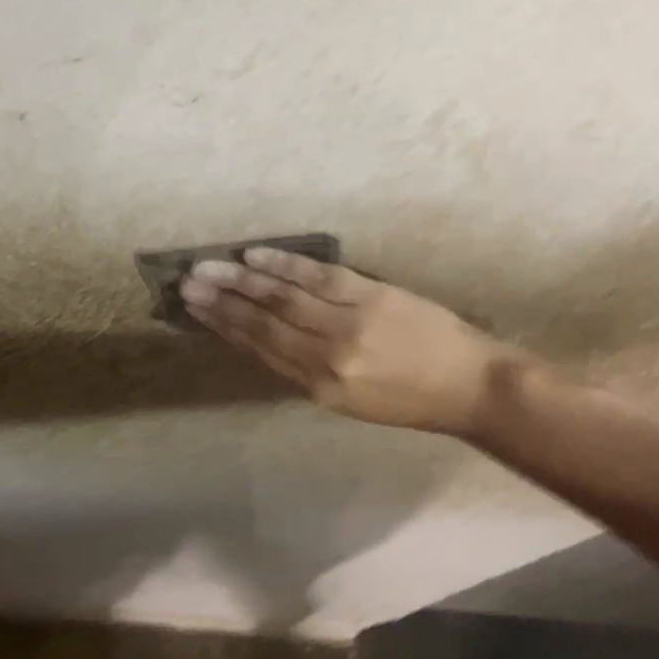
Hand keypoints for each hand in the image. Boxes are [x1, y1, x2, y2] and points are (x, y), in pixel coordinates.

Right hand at [178, 247, 524, 436]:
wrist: (472, 386)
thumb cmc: (410, 401)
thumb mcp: (350, 402)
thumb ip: (304, 371)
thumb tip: (258, 339)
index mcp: (319, 386)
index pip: (259, 349)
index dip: (223, 327)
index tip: (193, 309)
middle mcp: (326, 355)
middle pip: (262, 321)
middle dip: (221, 300)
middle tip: (187, 282)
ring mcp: (347, 321)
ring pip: (282, 295)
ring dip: (240, 279)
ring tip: (208, 266)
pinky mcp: (369, 294)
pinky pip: (317, 275)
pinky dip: (283, 263)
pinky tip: (254, 256)